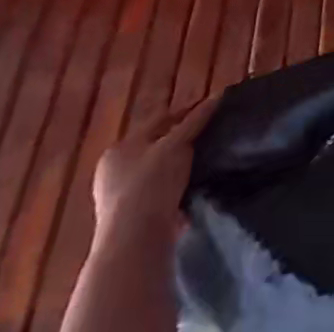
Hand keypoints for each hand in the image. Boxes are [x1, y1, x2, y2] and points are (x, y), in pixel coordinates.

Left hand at [93, 94, 218, 236]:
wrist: (135, 240)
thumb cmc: (151, 183)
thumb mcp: (177, 145)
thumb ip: (197, 120)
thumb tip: (220, 94)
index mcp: (120, 148)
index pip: (160, 120)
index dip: (189, 112)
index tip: (216, 109)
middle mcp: (114, 170)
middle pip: (159, 145)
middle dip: (186, 139)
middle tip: (215, 133)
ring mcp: (120, 195)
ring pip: (162, 168)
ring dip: (183, 163)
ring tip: (211, 158)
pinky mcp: (133, 215)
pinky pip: (162, 190)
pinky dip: (179, 185)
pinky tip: (198, 184)